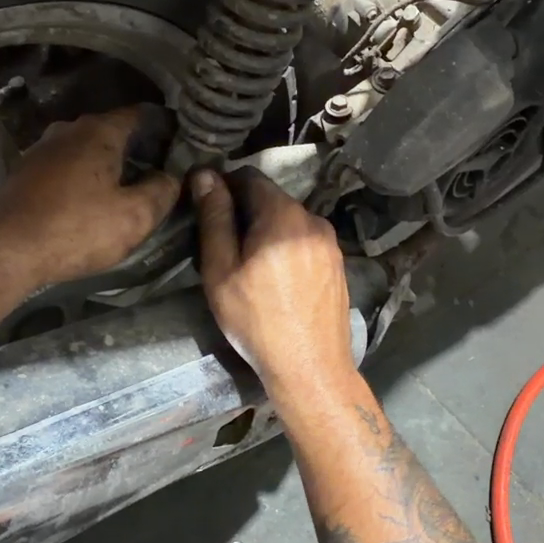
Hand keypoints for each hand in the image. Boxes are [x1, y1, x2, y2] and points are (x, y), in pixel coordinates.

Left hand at [0, 105, 179, 288]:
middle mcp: (67, 130)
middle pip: (112, 132)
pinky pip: (65, 168)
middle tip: (159, 171)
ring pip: (85, 151)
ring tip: (126, 189)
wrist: (5, 251)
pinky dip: (82, 178)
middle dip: (136, 148)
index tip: (182, 145)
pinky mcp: (24, 174)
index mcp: (98, 131)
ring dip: (106, 166)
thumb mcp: (134, 217)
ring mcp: (41, 150)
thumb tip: (172, 176)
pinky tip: (89, 201)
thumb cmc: (76, 230)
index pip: (141, 115)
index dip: (165, 127)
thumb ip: (161, 191)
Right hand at [190, 168, 354, 391]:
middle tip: (222, 244)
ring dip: (267, 233)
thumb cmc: (257, 321)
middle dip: (245, 212)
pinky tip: (275, 280)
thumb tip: (204, 175)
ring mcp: (330, 243)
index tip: (207, 209)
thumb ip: (214, 219)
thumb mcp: (221, 270)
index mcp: (283, 214)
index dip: (224, 186)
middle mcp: (313, 219)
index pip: (250, 176)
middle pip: (272, 199)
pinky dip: (286, 250)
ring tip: (248, 266)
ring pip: (290, 223)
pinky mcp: (338, 265)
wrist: (310, 367)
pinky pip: (305, 243)